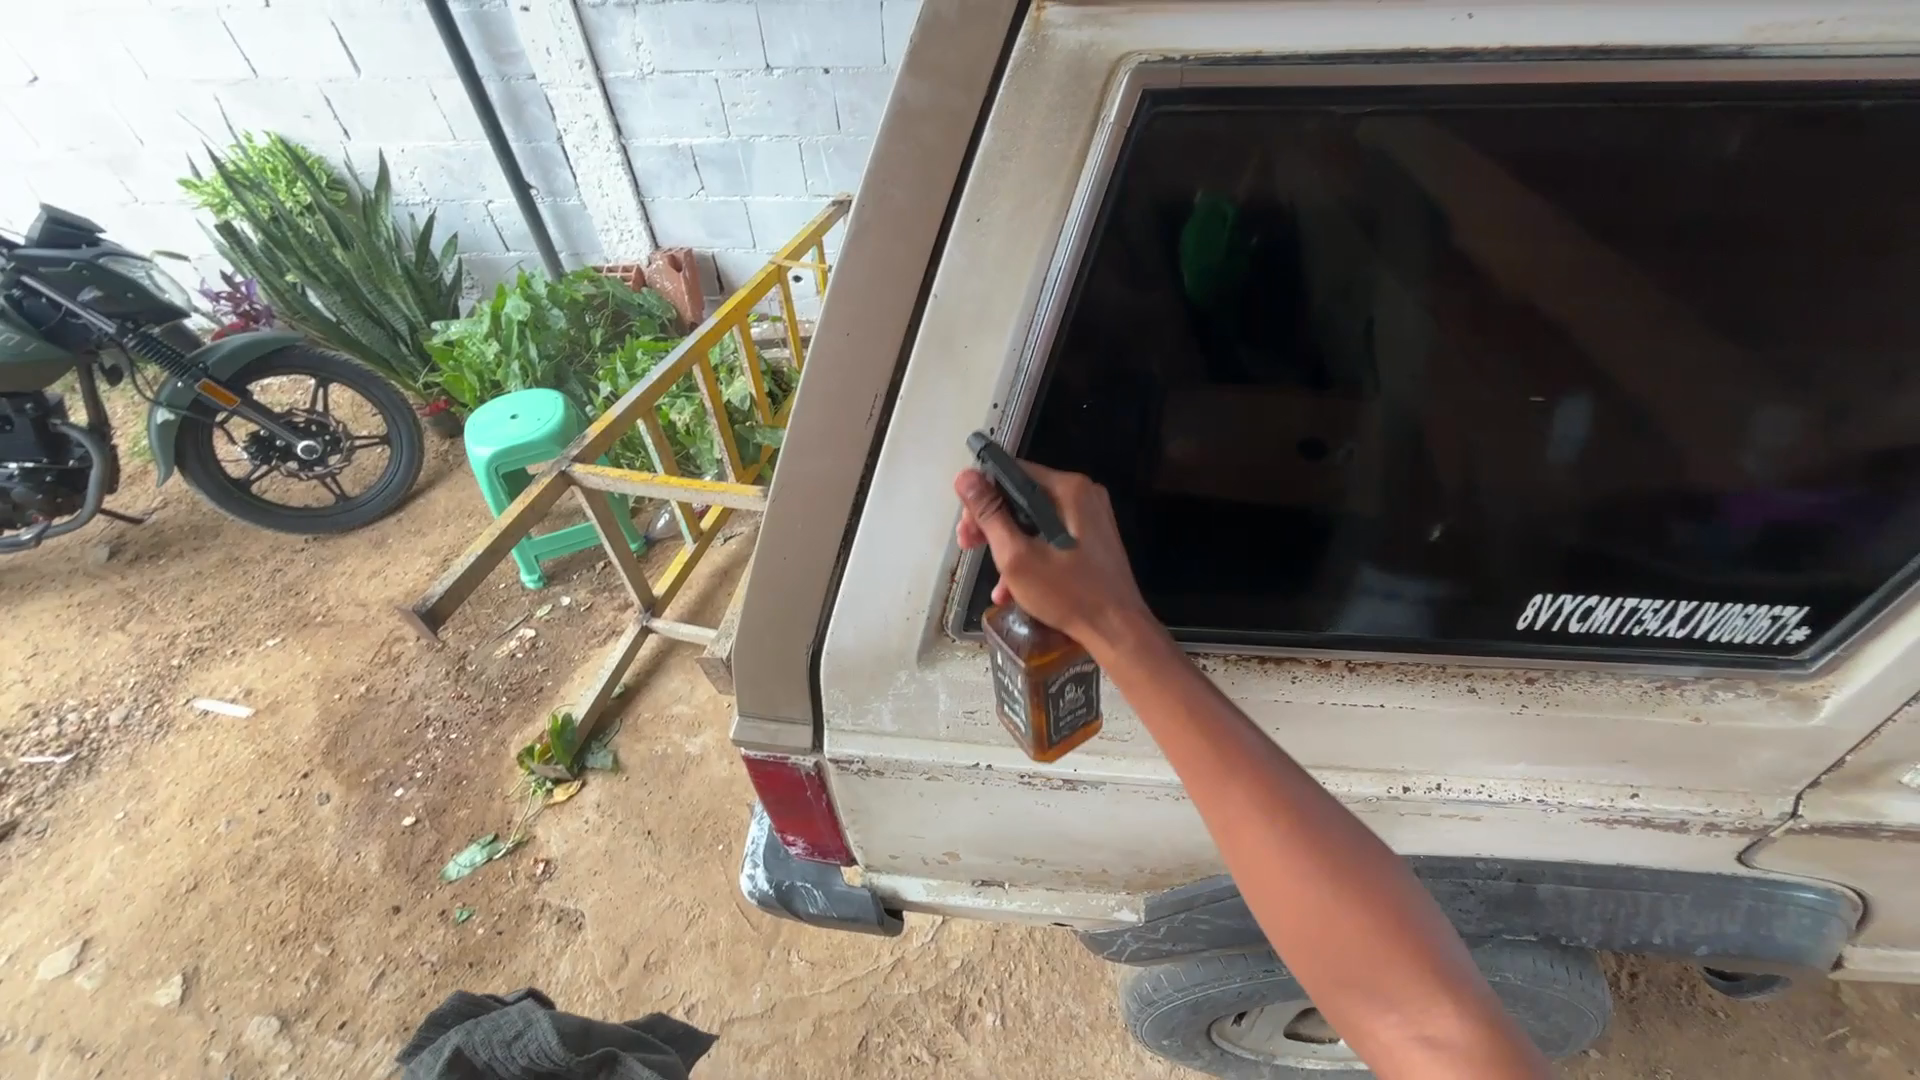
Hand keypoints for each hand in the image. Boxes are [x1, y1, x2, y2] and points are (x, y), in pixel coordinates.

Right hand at [954, 462, 1157, 655]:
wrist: (1117, 630)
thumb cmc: (1067, 594)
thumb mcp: (1017, 555)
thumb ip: (989, 514)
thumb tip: (964, 476)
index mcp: (1067, 489)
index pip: (1012, 473)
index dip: (981, 496)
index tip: (966, 527)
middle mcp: (1082, 494)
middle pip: (1022, 497)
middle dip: (991, 524)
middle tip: (968, 548)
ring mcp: (1090, 517)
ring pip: (1034, 521)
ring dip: (1008, 546)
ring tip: (994, 582)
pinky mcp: (1092, 539)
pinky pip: (1051, 536)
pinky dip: (1031, 555)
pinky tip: (1013, 588)